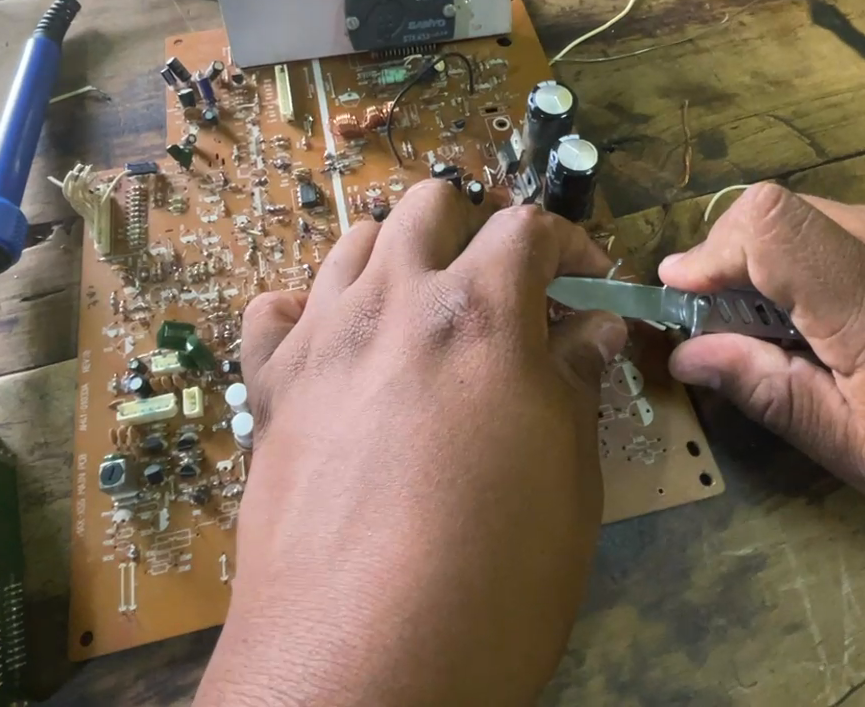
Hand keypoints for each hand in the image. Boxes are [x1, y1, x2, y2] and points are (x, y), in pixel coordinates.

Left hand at [196, 181, 624, 706]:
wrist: (354, 665)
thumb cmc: (490, 575)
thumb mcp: (567, 477)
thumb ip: (575, 380)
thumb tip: (591, 327)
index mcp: (476, 312)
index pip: (528, 227)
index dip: (570, 242)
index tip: (586, 281)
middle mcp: (391, 301)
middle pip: (429, 204)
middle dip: (475, 227)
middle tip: (501, 286)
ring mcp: (322, 337)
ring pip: (354, 240)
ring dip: (399, 255)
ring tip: (424, 309)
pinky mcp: (272, 385)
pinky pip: (277, 309)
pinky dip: (310, 309)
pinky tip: (337, 345)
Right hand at [657, 184, 864, 634]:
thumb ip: (773, 392)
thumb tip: (687, 354)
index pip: (770, 221)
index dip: (710, 249)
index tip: (683, 294)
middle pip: (793, 213)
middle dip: (742, 262)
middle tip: (736, 329)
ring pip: (837, 220)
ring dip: (796, 264)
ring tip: (809, 334)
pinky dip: (846, 264)